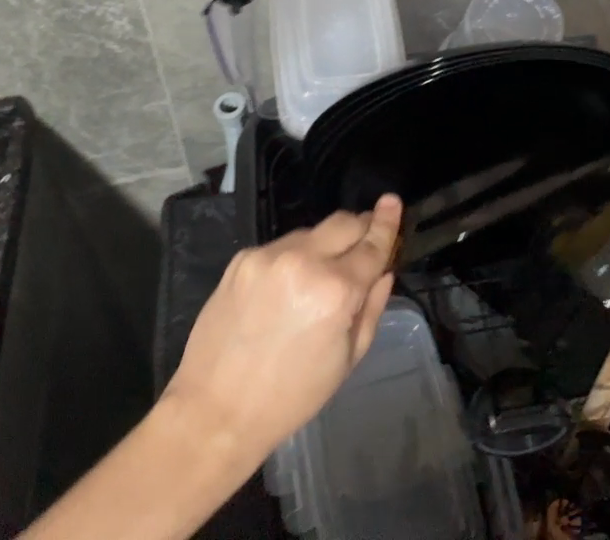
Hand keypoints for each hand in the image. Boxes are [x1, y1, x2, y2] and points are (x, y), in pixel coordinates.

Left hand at [164, 194, 403, 457]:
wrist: (216, 409)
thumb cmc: (292, 396)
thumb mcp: (347, 360)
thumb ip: (371, 307)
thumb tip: (383, 271)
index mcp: (335, 291)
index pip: (372, 245)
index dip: (387, 223)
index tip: (393, 201)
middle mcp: (303, 261)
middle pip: (343, 222)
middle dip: (360, 226)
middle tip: (367, 239)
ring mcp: (268, 256)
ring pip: (312, 232)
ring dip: (326, 244)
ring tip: (321, 278)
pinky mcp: (242, 259)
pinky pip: (282, 246)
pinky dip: (295, 257)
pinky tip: (288, 288)